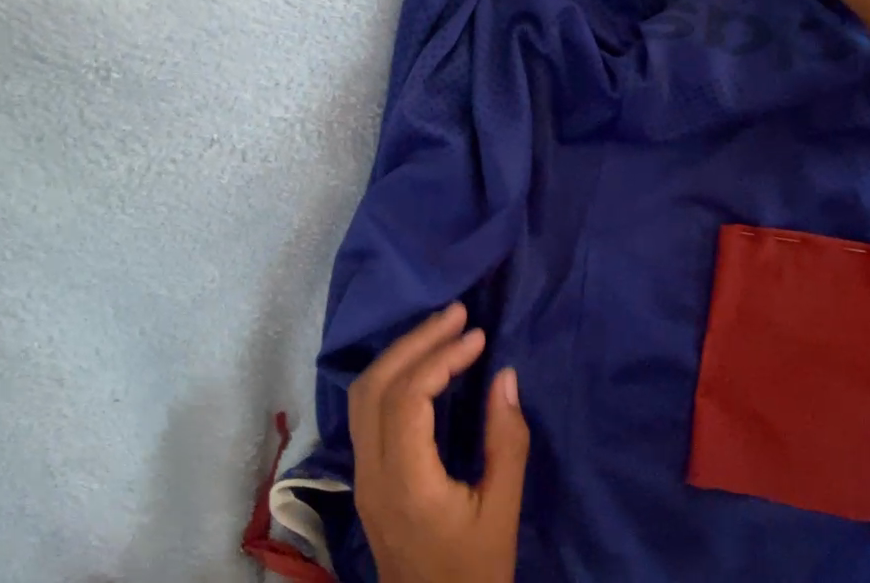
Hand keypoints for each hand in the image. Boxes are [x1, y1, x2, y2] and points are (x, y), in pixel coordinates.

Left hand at [349, 303, 529, 582]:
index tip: (478, 336)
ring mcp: (362, 476)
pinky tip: (425, 365)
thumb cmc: (474, 569)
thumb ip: (506, 442)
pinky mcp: (367, 479)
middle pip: (374, 387)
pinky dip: (394, 376)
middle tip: (459, 313)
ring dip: (401, 354)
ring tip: (443, 329)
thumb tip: (506, 376)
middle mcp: (372, 473)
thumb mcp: (503, 510)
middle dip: (416, 341)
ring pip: (362, 396)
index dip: (440, 357)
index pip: (406, 399)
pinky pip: (367, 411)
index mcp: (405, 482)